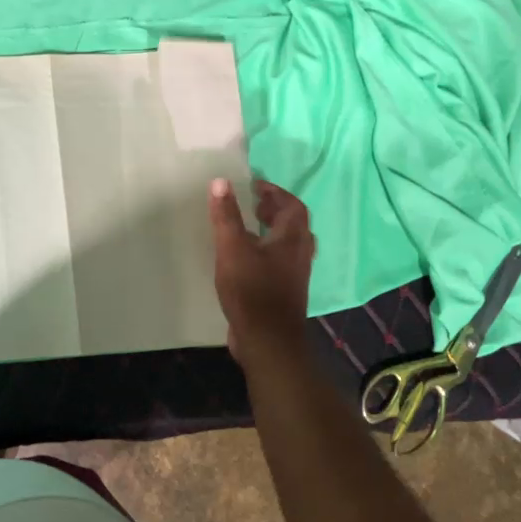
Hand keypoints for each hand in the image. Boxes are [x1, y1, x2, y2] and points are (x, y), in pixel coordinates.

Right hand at [208, 177, 313, 365]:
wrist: (267, 339)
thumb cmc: (251, 288)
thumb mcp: (232, 247)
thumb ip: (227, 215)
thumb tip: (221, 182)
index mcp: (292, 239)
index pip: (292, 206)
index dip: (275, 192)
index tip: (254, 186)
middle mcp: (300, 254)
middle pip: (294, 224)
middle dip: (275, 210)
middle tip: (252, 203)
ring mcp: (295, 275)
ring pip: (289, 244)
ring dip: (272, 230)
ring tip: (249, 227)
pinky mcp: (285, 291)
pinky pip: (281, 261)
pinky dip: (267, 250)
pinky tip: (246, 258)